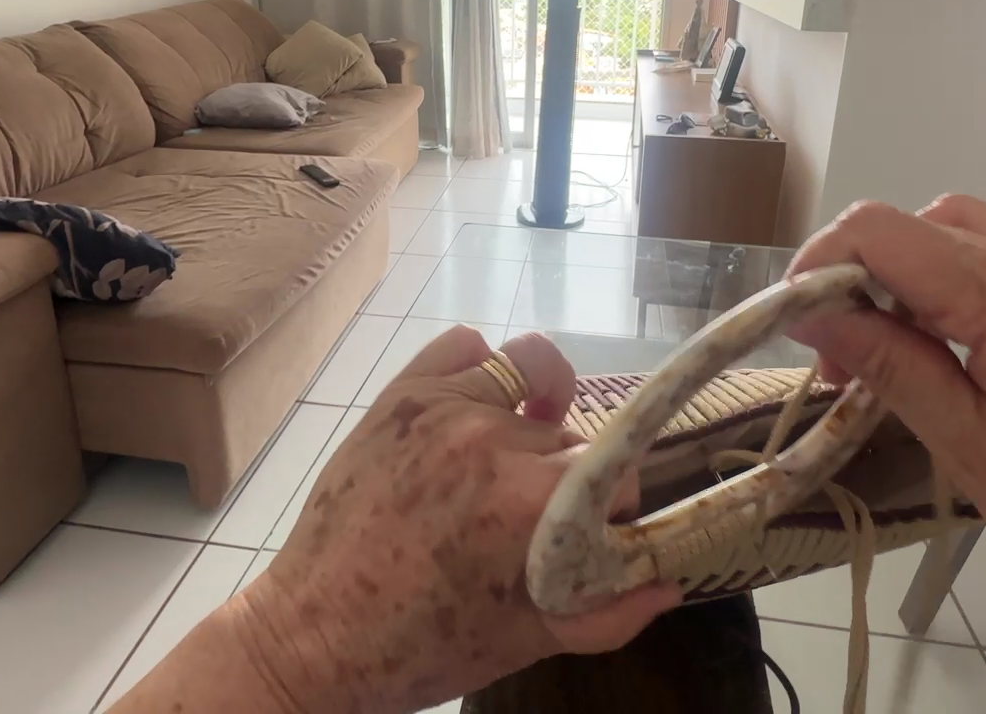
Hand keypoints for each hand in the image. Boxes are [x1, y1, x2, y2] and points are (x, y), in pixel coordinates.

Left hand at [113, 326, 679, 713]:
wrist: (315, 627)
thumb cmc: (422, 642)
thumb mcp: (525, 641)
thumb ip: (608, 612)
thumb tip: (670, 579)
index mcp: (527, 502)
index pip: (617, 470)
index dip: (614, 503)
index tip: (590, 528)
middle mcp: (491, 438)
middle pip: (570, 434)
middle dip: (566, 472)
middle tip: (530, 513)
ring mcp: (443, 404)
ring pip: (530, 381)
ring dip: (534, 413)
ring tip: (513, 445)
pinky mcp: (404, 390)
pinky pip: (467, 344)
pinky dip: (483, 365)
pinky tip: (476, 404)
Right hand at [786, 196, 985, 713]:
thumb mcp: (983, 461)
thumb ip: (894, 370)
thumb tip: (811, 313)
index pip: (884, 231)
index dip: (819, 262)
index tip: (793, 322)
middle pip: (917, 221)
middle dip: (857, 275)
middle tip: (839, 355)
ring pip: (955, 232)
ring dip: (900, 280)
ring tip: (886, 357)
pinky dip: (945, 291)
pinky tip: (944, 355)